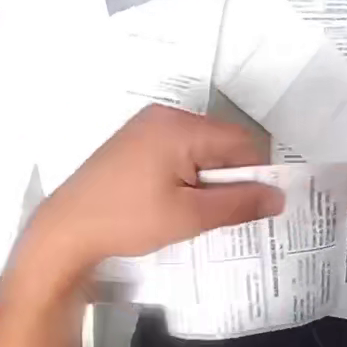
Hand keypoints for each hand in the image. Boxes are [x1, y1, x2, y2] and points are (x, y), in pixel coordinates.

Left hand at [12, 105, 279, 292]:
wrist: (67, 229)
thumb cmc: (129, 220)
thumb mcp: (189, 216)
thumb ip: (238, 203)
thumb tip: (279, 197)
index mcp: (180, 126)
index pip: (241, 142)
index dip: (255, 174)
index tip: (252, 207)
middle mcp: (162, 117)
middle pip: (218, 143)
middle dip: (228, 178)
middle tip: (221, 216)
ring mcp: (142, 128)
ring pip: (197, 150)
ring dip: (205, 180)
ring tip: (194, 213)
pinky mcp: (130, 144)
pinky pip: (173, 154)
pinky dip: (183, 176)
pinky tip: (171, 204)